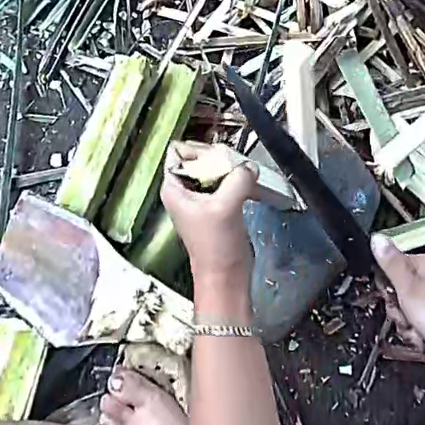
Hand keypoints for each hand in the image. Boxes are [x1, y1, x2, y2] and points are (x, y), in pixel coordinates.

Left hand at [159, 144, 257, 288]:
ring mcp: (200, 197)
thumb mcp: (225, 206)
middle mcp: (184, 189)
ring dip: (231, 168)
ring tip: (245, 173)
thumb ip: (238, 179)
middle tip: (236, 165)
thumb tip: (250, 166)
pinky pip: (226, 180)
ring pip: (215, 168)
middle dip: (219, 157)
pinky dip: (237, 178)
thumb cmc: (216, 243)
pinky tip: (250, 182)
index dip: (200, 149)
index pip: (179, 151)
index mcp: (173, 187)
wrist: (226, 275)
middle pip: (200, 157)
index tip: (219, 157)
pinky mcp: (217, 204)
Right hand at [372, 235, 424, 369]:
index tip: (391, 297)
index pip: (392, 267)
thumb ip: (390, 262)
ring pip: (408, 311)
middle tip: (405, 316)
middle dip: (398, 310)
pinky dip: (419, 335)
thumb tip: (377, 237)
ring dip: (407, 325)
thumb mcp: (406, 286)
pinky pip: (420, 324)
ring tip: (416, 332)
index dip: (387, 286)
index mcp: (423, 265)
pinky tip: (424, 341)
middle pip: (399, 292)